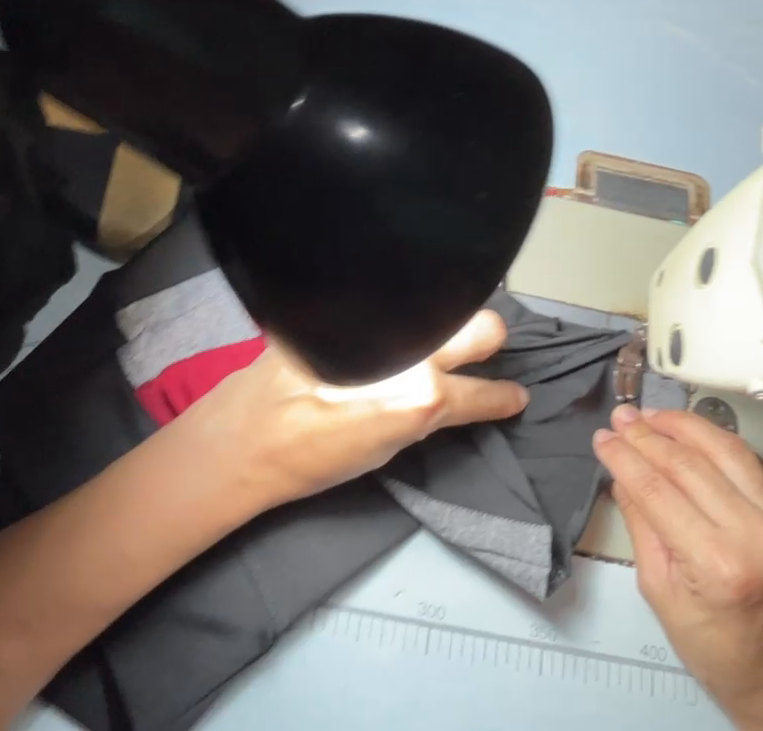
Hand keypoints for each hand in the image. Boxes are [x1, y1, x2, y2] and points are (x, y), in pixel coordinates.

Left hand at [169, 310, 528, 508]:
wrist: (248, 434)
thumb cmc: (316, 459)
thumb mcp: (387, 448)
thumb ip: (425, 414)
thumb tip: (446, 394)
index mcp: (421, 397)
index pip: (485, 392)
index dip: (506, 398)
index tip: (515, 396)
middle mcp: (410, 353)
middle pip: (483, 325)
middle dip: (487, 339)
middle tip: (473, 350)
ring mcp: (380, 324)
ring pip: (435, 306)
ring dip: (438, 322)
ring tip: (422, 336)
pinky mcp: (347, 307)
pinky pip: (390, 303)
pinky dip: (394, 313)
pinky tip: (383, 324)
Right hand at [593, 406, 762, 730]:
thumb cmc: (720, 655)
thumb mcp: (662, 596)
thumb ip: (642, 528)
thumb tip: (622, 475)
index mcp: (715, 564)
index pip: (657, 490)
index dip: (624, 457)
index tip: (602, 437)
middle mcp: (756, 535)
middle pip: (690, 464)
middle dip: (648, 435)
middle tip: (621, 416)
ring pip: (729, 450)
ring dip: (685, 426)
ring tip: (653, 414)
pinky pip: (755, 467)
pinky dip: (719, 444)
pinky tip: (693, 436)